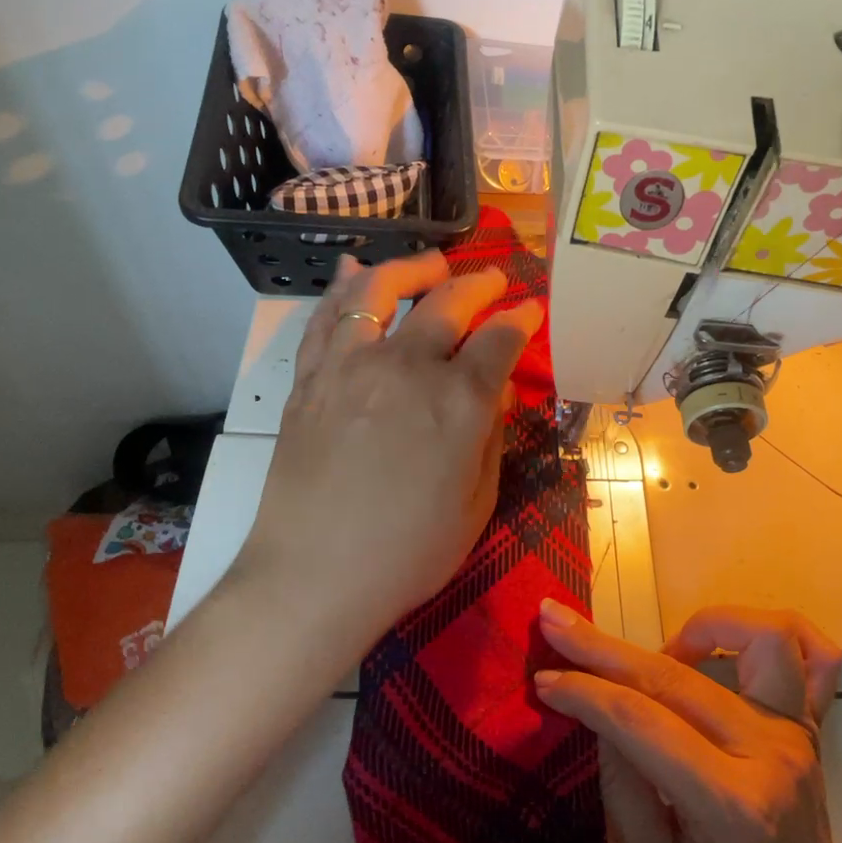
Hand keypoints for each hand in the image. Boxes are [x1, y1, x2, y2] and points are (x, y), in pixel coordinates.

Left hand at [232, 251, 542, 625]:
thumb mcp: (476, 504)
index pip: (501, 339)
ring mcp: (352, 365)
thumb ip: (490, 439)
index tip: (530, 311)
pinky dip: (344, 286)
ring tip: (432, 265)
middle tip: (493, 281)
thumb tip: (495, 395)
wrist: (314, 576)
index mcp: (460, 401)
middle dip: (479, 284)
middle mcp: (409, 366)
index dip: (520, 320)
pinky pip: (328, 316)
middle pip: (449, 302)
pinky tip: (355, 272)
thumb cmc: (408, 554)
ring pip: (381, 290)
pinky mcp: (311, 378)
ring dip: (413, 269)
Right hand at [535, 603, 841, 842]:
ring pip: (764, 640)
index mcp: (732, 804)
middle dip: (606, 647)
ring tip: (660, 652)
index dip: (586, 692)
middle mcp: (773, 753)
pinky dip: (771, 637)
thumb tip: (599, 711)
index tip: (543, 674)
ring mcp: (800, 734)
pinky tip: (728, 648)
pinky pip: (817, 657)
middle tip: (557, 623)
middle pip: (680, 676)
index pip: (643, 722)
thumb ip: (623, 788)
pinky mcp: (812, 728)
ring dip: (704, 627)